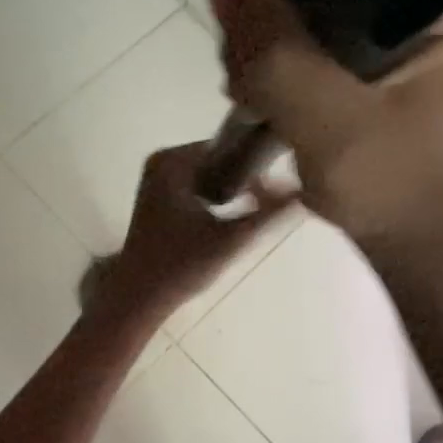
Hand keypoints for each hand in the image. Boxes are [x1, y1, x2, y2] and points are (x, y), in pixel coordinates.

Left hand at [95, 142, 293, 316]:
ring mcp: (157, 177)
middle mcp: (162, 160)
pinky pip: (198, 184)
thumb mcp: (231, 238)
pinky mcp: (158, 196)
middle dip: (247, 176)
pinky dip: (217, 196)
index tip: (279, 183)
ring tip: (259, 206)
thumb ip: (269, 212)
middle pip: (220, 158)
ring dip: (234, 187)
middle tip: (273, 198)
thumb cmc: (180, 266)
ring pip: (211, 173)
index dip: (257, 162)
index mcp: (173, 160)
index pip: (229, 145)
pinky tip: (233, 215)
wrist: (138, 296)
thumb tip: (303, 189)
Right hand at [207, 0, 442, 242]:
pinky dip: (272, 36)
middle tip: (249, 60)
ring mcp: (395, 8)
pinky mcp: (368, 35)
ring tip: (247, 81)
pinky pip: (305, 7)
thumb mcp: (330, 122)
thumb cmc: (383, 180)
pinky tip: (254, 78)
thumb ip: (281, 54)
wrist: (399, 229)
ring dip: (265, 20)